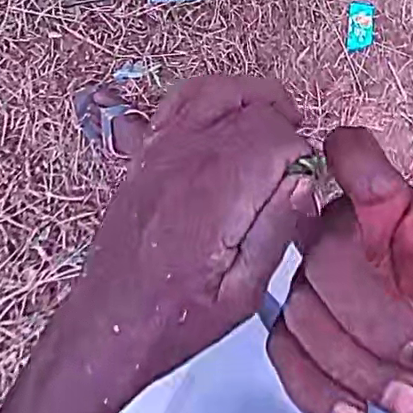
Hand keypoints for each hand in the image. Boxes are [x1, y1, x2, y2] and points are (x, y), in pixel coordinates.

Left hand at [0, 76, 315, 412]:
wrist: (106, 322)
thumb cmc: (176, 318)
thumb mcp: (240, 295)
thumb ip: (275, 230)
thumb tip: (305, 179)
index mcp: (213, 196)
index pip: (274, 137)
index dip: (302, 154)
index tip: (305, 183)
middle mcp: (185, 159)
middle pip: (253, 108)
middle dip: (286, 128)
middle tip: (295, 165)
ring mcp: (160, 147)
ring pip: (218, 89)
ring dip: (255, 99)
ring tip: (275, 125)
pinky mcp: (147, 148)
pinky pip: (182, 98)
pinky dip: (212, 94)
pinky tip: (229, 116)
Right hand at [266, 120, 412, 412]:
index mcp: (373, 197)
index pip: (346, 152)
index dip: (356, 168)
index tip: (384, 200)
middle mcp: (331, 231)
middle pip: (325, 261)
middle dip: (376, 317)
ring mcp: (308, 282)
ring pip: (305, 315)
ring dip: (359, 364)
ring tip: (409, 392)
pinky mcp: (295, 331)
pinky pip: (285, 354)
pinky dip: (319, 388)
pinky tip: (356, 409)